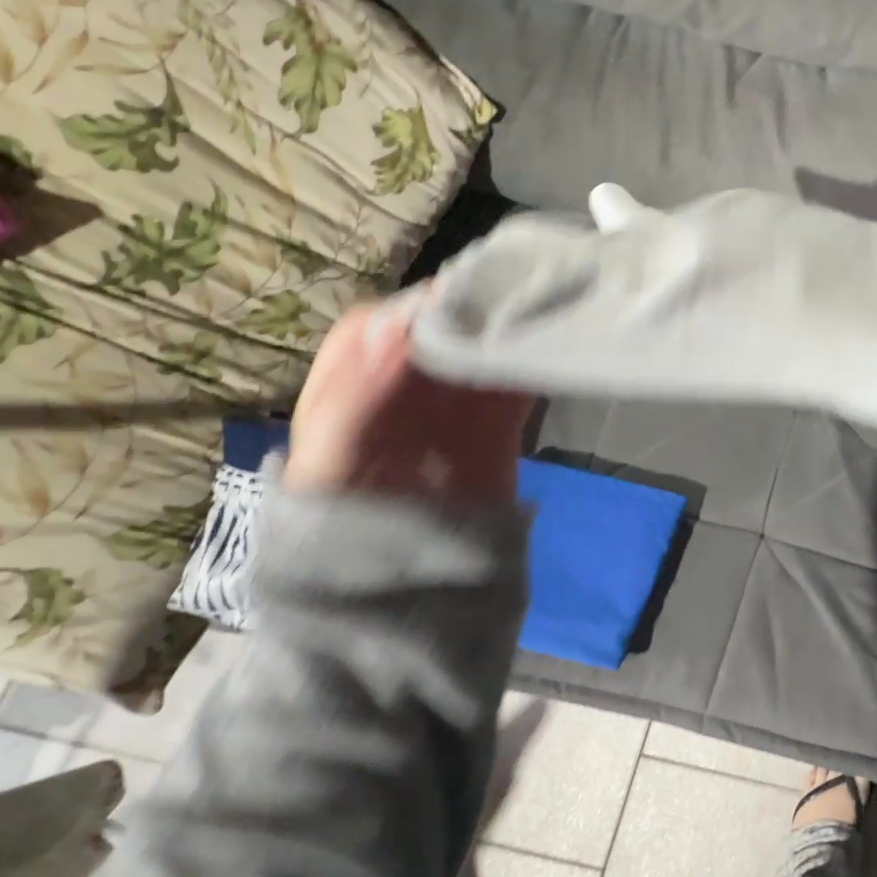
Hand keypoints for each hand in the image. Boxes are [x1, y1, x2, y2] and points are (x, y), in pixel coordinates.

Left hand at [283, 296, 532, 507]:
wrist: (398, 574)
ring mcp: (453, 403)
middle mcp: (404, 382)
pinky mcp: (495, 424)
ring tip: (527, 320)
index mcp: (353, 380)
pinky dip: (529, 368)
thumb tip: (401, 326)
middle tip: (498, 303)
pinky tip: (542, 355)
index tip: (443, 306)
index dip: (408, 312)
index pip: (380, 326)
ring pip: (479, 352)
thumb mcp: (334, 448)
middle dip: (465, 314)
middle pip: (436, 330)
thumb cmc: (347, 510)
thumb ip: (360, 390)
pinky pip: (515, 387)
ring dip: (501, 335)